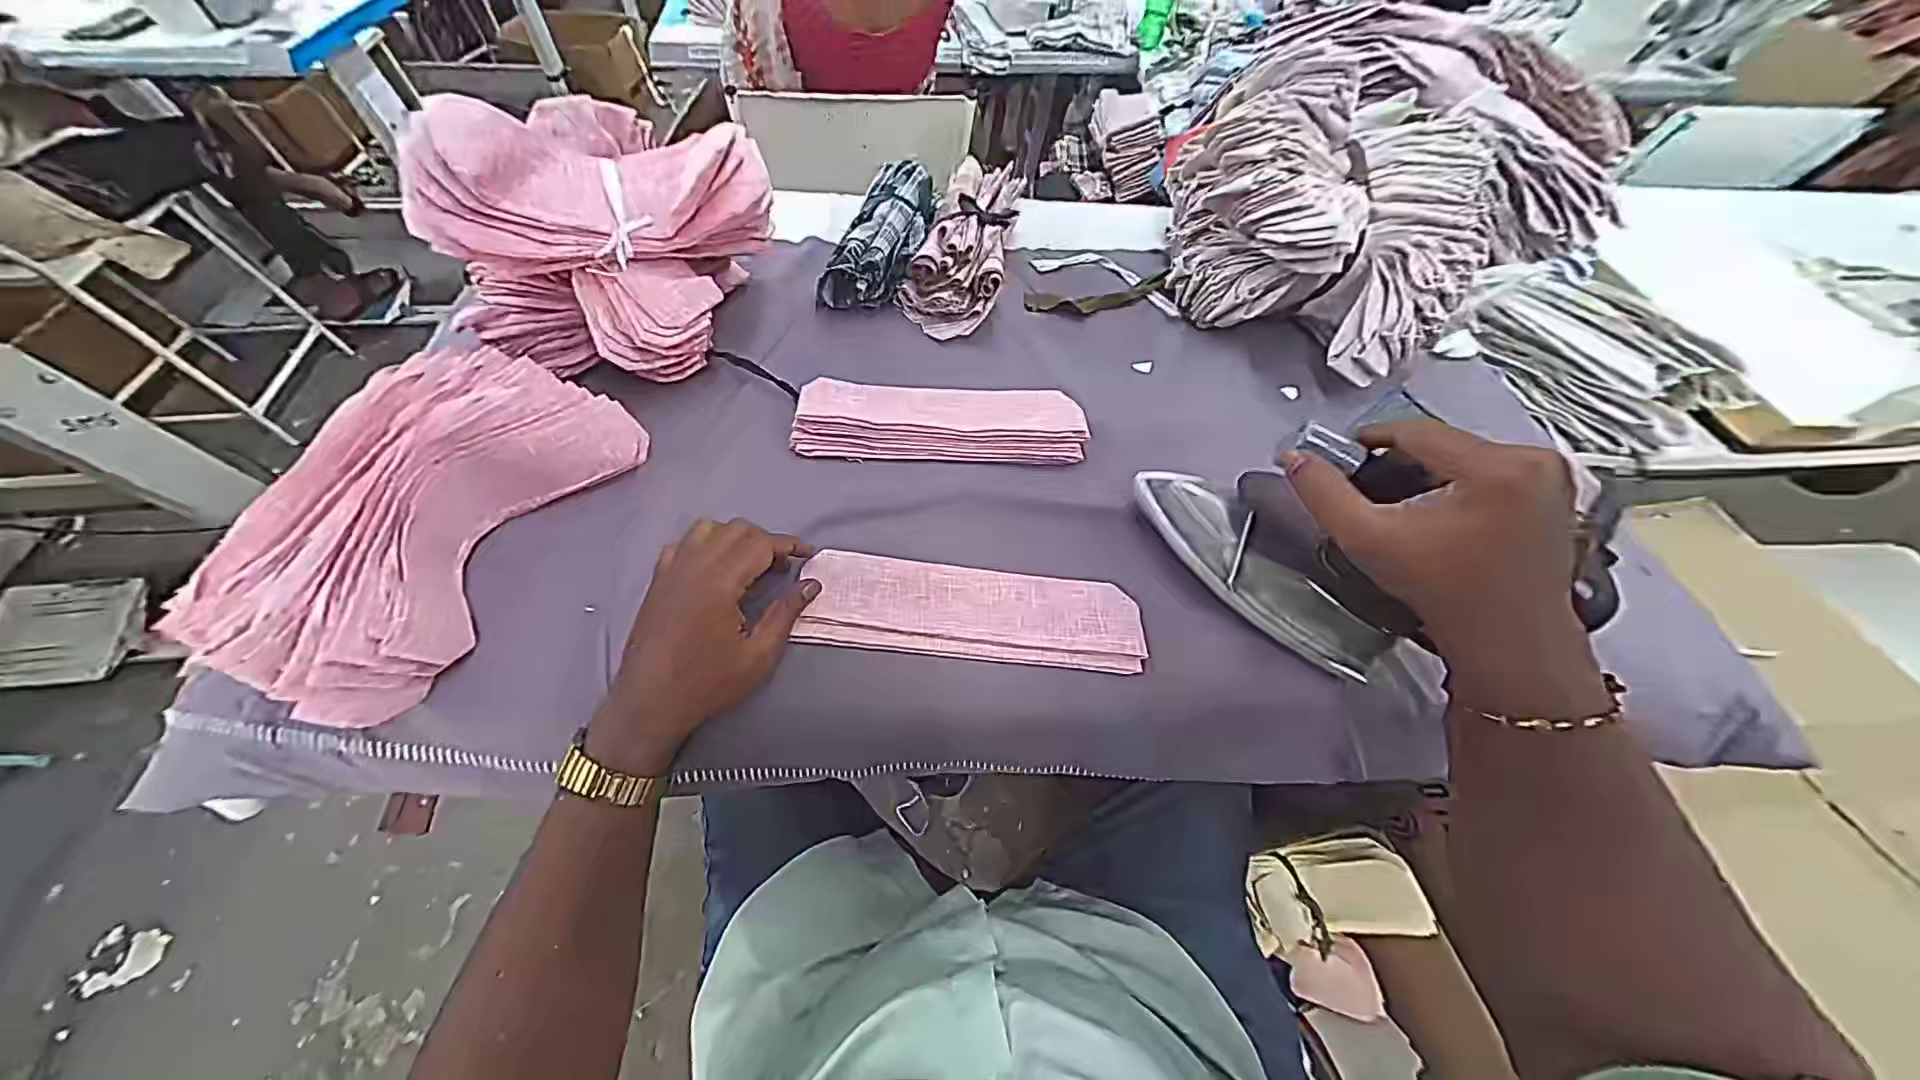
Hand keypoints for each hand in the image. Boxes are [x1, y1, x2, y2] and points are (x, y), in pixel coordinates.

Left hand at [587, 519, 819, 774]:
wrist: (650, 702)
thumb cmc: (708, 683)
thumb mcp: (759, 654)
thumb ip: (785, 613)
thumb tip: (810, 584)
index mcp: (719, 581)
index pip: (759, 543)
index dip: (788, 544)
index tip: (808, 554)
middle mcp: (693, 566)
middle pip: (736, 530)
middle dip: (766, 541)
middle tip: (783, 567)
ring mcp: (671, 570)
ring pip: (708, 529)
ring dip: (735, 538)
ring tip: (750, 565)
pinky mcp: (658, 580)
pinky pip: (683, 544)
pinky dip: (705, 545)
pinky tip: (715, 569)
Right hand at [1282, 419, 1609, 715]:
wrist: (1508, 638)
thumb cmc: (1450, 595)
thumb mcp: (1368, 540)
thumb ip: (1324, 495)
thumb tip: (1297, 460)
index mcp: (1496, 467)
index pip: (1415, 430)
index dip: (1370, 439)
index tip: (1346, 455)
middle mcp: (1534, 462)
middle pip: (1440, 442)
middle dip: (1400, 462)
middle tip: (1372, 493)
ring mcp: (1551, 477)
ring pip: (1463, 454)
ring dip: (1428, 473)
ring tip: (1406, 510)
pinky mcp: (1554, 492)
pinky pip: (1490, 469)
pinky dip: (1458, 484)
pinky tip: (1440, 517)